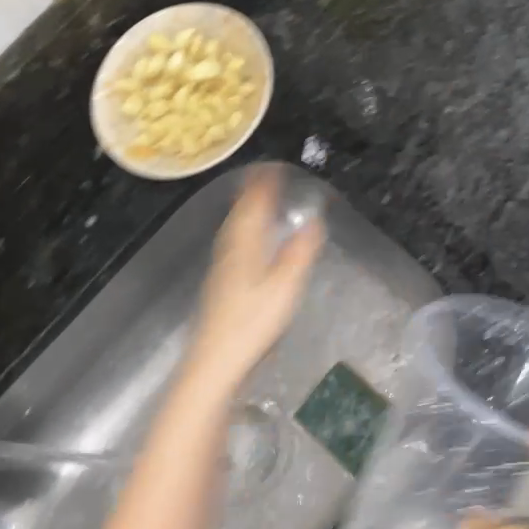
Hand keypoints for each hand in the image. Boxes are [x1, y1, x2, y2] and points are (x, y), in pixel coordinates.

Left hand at [187, 166, 324, 385]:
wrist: (215, 361)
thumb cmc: (253, 323)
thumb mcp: (285, 286)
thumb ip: (300, 251)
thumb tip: (313, 219)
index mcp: (245, 245)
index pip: (252, 204)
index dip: (262, 184)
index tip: (272, 166)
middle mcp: (230, 251)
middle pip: (239, 214)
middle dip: (252, 193)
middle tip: (265, 177)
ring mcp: (222, 269)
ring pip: (233, 229)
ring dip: (245, 211)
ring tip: (257, 201)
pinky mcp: (220, 285)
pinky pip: (233, 244)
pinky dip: (243, 231)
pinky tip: (248, 243)